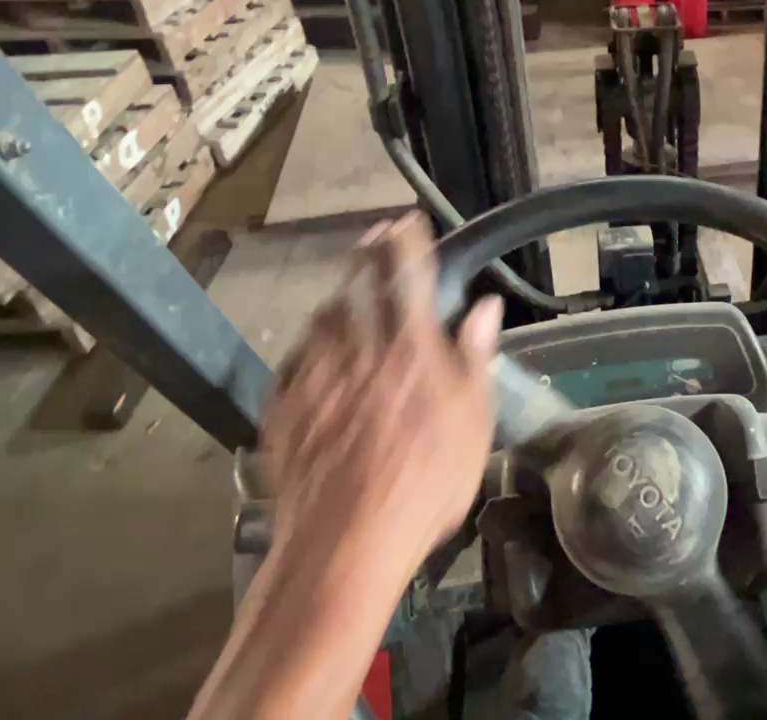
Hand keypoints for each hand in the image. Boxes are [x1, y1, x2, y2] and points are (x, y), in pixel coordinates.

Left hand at [264, 212, 502, 572]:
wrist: (343, 545)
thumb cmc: (424, 486)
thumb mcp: (472, 424)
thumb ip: (473, 359)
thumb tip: (484, 308)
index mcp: (409, 351)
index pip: (408, 278)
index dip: (407, 244)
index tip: (406, 221)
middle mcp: (358, 353)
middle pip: (359, 288)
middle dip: (367, 256)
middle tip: (372, 238)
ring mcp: (313, 380)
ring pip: (321, 320)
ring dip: (337, 298)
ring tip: (346, 292)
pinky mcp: (282, 411)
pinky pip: (293, 361)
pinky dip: (308, 344)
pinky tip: (314, 350)